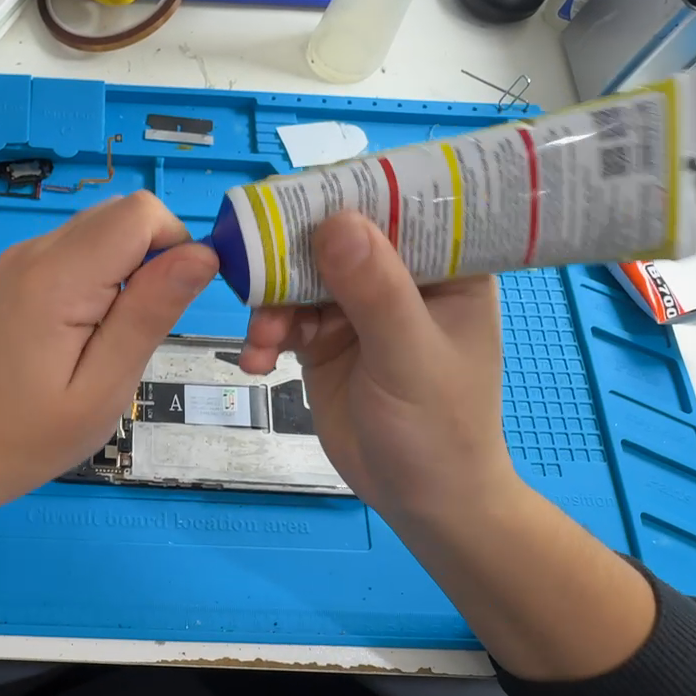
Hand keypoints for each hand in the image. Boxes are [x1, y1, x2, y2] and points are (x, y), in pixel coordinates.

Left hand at [0, 192, 218, 536]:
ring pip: (107, 225)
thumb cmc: (40, 434)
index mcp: (57, 278)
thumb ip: (150, 313)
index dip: (174, 248)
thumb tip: (203, 253)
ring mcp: (24, 255)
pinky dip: (107, 271)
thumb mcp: (107, 387)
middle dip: (156, 257)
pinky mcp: (22, 267)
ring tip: (117, 331)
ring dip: (131, 265)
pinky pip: (84, 244)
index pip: (140, 214)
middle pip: (125, 212)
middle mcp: (36, 250)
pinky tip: (94, 323)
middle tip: (143, 327)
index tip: (171, 306)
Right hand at [237, 211, 519, 526]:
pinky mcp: (324, 339)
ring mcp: (357, 308)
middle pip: (337, 238)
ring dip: (272, 304)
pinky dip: (265, 335)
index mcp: (444, 268)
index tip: (297, 195)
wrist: (420, 501)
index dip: (350, 194)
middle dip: (291, 254)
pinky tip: (256, 363)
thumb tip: (334, 221)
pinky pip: (285, 318)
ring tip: (262, 340)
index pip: (400, 207)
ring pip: (301, 278)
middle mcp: (399, 278)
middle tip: (251, 262)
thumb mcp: (409, 357)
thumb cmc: (438, 429)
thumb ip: (375, 290)